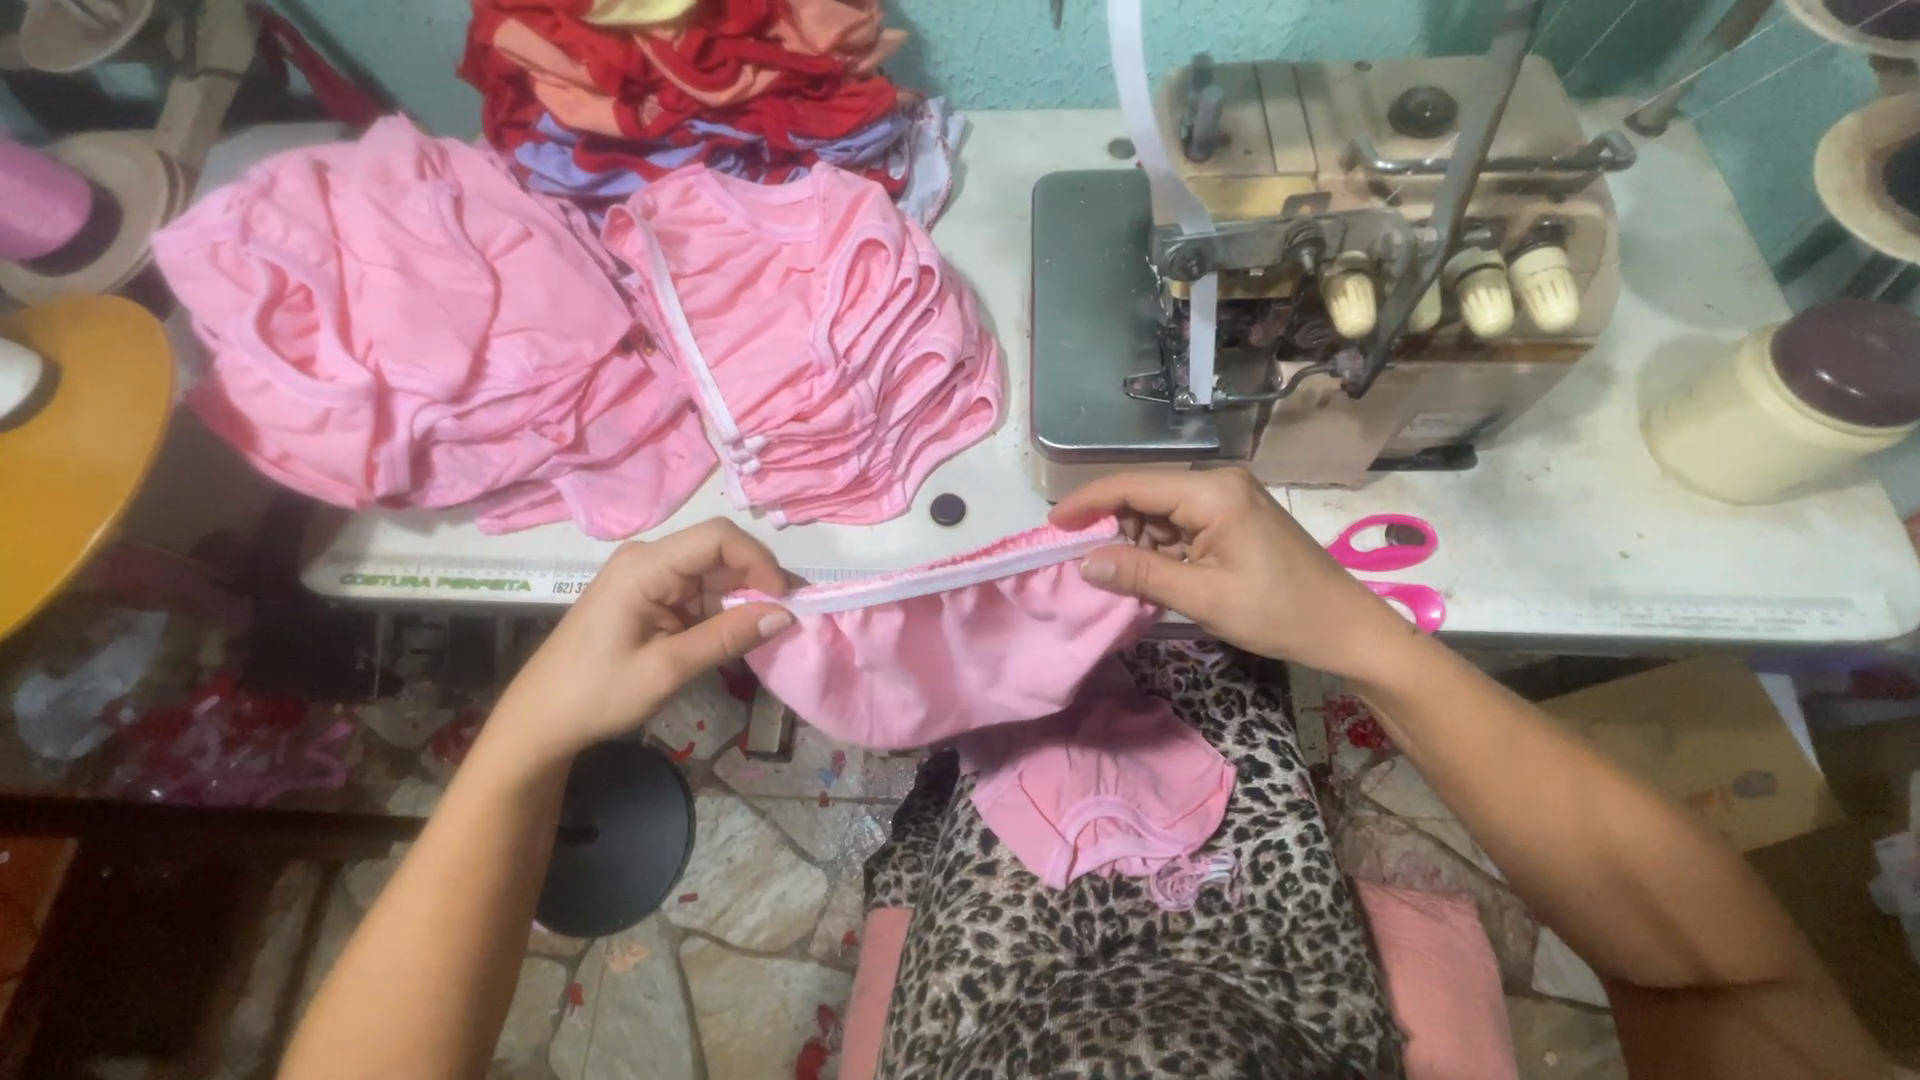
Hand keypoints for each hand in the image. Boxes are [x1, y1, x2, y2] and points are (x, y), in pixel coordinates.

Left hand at [487, 519, 792, 770]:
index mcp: (645, 567)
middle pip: (719, 552)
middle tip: (787, 617)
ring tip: (767, 630)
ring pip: (713, 573)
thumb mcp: (669, 669)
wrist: (541, 719)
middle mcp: (647, 559)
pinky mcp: (649, 595)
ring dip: (742, 599)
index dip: (759, 561)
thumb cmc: (598, 694)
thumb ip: (728, 637)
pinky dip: (723, 611)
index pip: (718, 538)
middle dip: (757, 580)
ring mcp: (647, 576)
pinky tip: (737, 635)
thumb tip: (786, 614)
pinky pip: (699, 591)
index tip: (785, 600)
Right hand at [1049, 468, 1416, 680]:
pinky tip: (1149, 574)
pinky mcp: (1233, 516)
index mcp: (1212, 492)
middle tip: (1083, 562)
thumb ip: (1140, 574)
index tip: (1052, 525)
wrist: (1343, 628)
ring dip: (1135, 541)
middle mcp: (1218, 483)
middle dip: (1111, 526)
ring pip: (1159, 511)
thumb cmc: (1277, 613)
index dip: (1088, 502)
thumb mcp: (1202, 596)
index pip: (1134, 485)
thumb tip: (1085, 561)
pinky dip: (1159, 548)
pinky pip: (1180, 524)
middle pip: (1145, 495)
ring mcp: (1228, 498)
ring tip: (1119, 577)